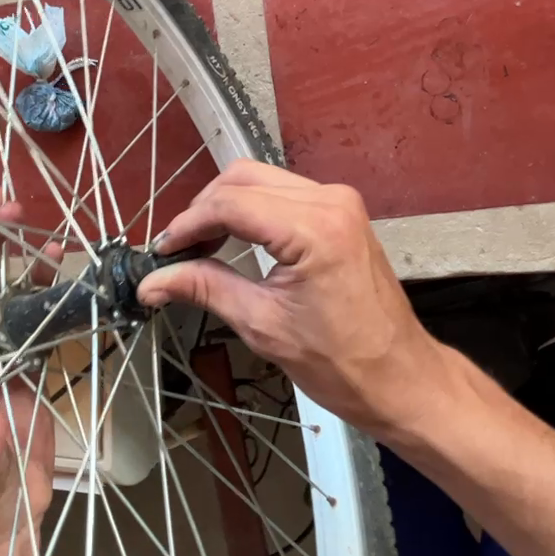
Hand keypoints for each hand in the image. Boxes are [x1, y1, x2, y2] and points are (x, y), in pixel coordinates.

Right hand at [136, 160, 446, 438]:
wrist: (402, 377)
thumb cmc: (341, 363)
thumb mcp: (263, 325)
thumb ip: (205, 288)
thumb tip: (152, 281)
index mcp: (313, 228)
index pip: (230, 203)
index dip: (188, 224)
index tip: (162, 251)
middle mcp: (329, 200)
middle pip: (243, 178)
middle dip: (203, 208)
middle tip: (178, 249)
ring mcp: (339, 200)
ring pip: (261, 179)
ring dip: (225, 206)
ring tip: (200, 246)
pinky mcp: (342, 209)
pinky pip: (283, 192)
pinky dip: (251, 209)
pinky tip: (233, 238)